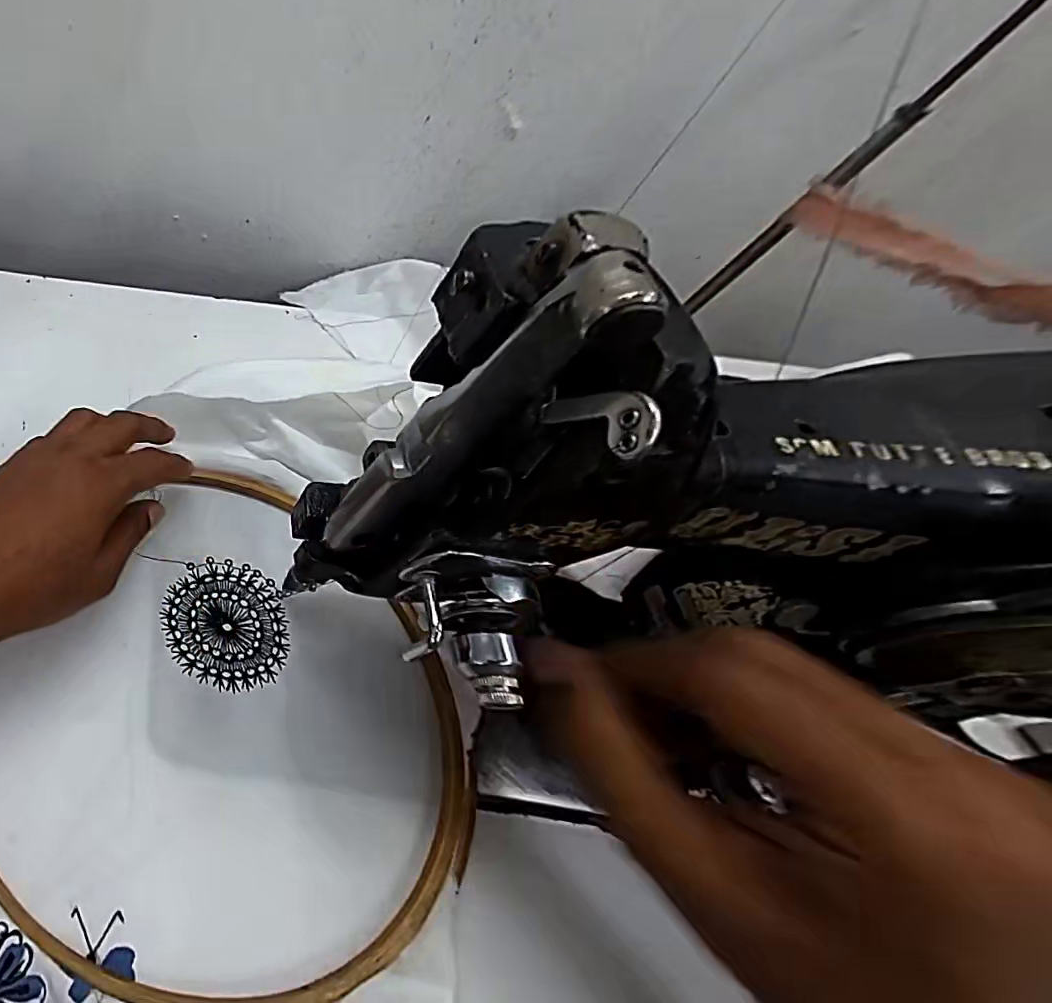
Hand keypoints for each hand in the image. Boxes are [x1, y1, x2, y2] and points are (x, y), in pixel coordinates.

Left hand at [0, 409, 191, 657]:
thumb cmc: (28, 588)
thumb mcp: (95, 574)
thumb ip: (127, 535)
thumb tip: (147, 510)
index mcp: (98, 484)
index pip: (148, 463)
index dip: (171, 465)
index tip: (183, 468)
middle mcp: (70, 458)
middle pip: (119, 425)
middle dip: (148, 428)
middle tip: (165, 437)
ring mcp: (38, 456)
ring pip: (84, 420)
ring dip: (110, 423)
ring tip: (123, 438)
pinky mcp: (14, 463)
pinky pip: (56, 434)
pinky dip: (78, 434)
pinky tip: (79, 458)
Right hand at [529, 630, 1051, 1002]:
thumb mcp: (703, 884)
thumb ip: (610, 761)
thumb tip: (555, 672)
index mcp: (902, 803)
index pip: (723, 666)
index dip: (627, 659)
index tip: (574, 676)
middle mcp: (968, 773)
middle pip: (758, 656)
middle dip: (659, 672)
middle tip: (609, 710)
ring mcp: (986, 774)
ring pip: (793, 673)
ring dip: (704, 694)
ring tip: (670, 747)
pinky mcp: (980, 779)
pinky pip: (837, 707)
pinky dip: (759, 719)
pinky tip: (733, 764)